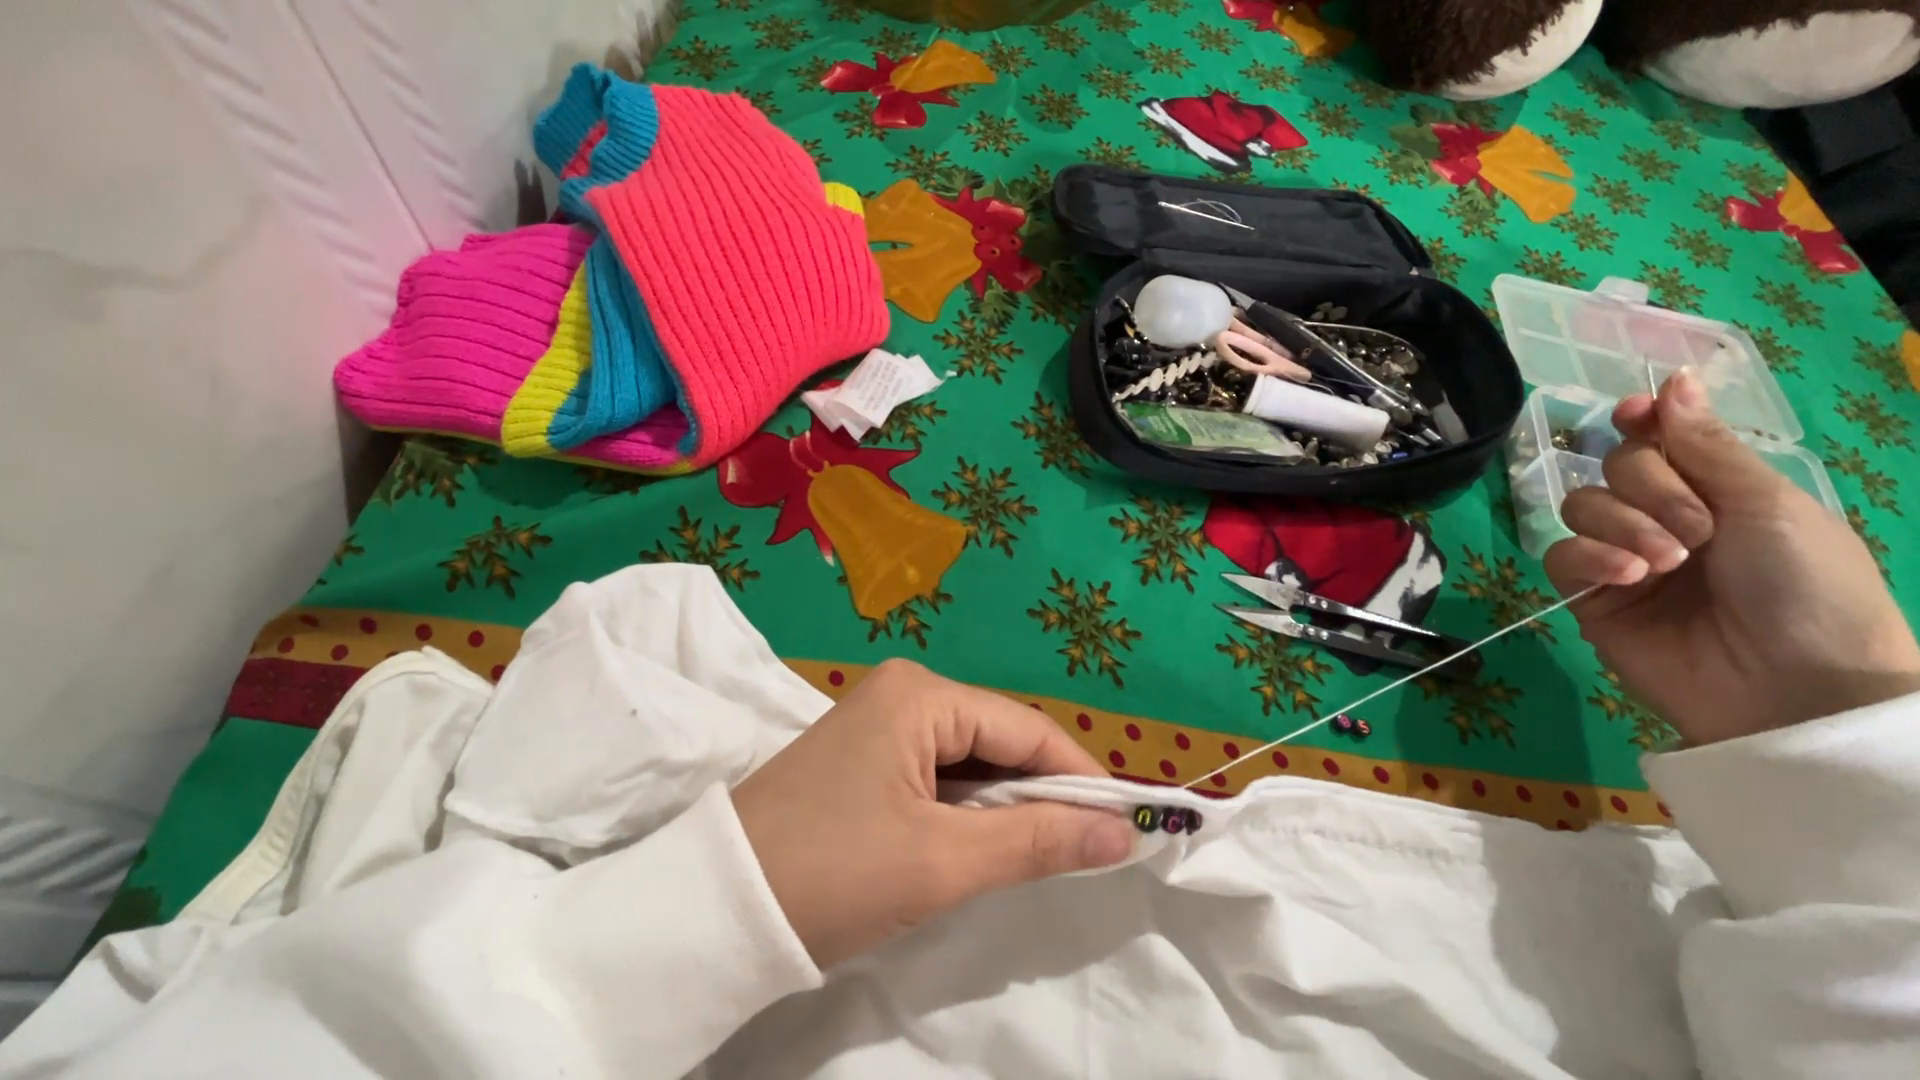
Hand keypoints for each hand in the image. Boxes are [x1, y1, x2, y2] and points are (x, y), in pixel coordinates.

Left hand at [730, 659, 1136, 968]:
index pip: (1027, 728)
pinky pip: (938, 776)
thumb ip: (1038, 841)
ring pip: (972, 762)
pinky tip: (979, 848)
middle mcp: (903, 693)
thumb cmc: (834, 873)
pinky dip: (967, 813)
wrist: (720, 906)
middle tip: (1084, 854)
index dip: (1080, 777)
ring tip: (1036, 857)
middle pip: (1000, 740)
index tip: (1127, 827)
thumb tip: (1124, 832)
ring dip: (1005, 809)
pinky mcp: (865, 758)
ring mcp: (880, 723)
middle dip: (1042, 796)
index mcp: (921, 694)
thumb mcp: (943, 862)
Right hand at [1544, 368, 1919, 746]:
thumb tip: (1673, 380)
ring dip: (1622, 524)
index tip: (1635, 414)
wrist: (1792, 685)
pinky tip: (1629, 577)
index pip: (1659, 439)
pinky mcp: (1590, 597)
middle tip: (1697, 529)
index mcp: (1719, 491)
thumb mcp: (1769, 505)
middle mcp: (1665, 517)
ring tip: (1666, 562)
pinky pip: (1560, 556)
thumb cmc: (1807, 587)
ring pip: (1582, 507)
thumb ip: (1706, 446)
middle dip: (1650, 488)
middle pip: (1616, 467)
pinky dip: (1590, 557)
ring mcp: (1624, 557)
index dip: (1641, 421)